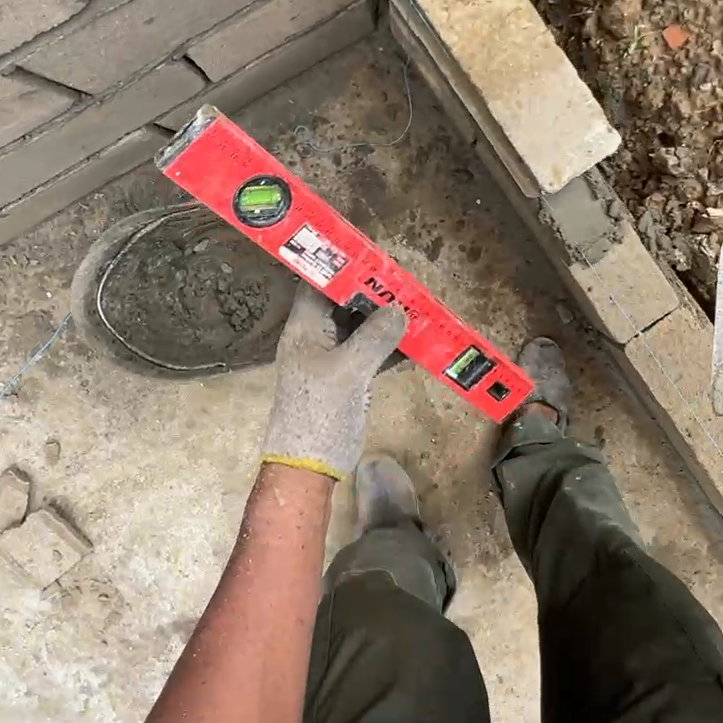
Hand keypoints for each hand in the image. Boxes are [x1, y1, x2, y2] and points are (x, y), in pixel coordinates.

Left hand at [260, 284, 407, 480]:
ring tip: (416, 304)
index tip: (373, 256)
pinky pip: (371, 350)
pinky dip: (391, 344)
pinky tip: (416, 340)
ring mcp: (333, 358)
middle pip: (344, 302)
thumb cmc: (319, 413)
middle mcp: (317, 337)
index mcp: (305, 327)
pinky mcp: (348, 377)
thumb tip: (399, 310)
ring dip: (386, 317)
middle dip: (373, 290)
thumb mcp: (348, 370)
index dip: (343, 265)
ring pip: (361, 326)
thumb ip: (374, 336)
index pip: (319, 282)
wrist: (309, 467)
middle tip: (405, 280)